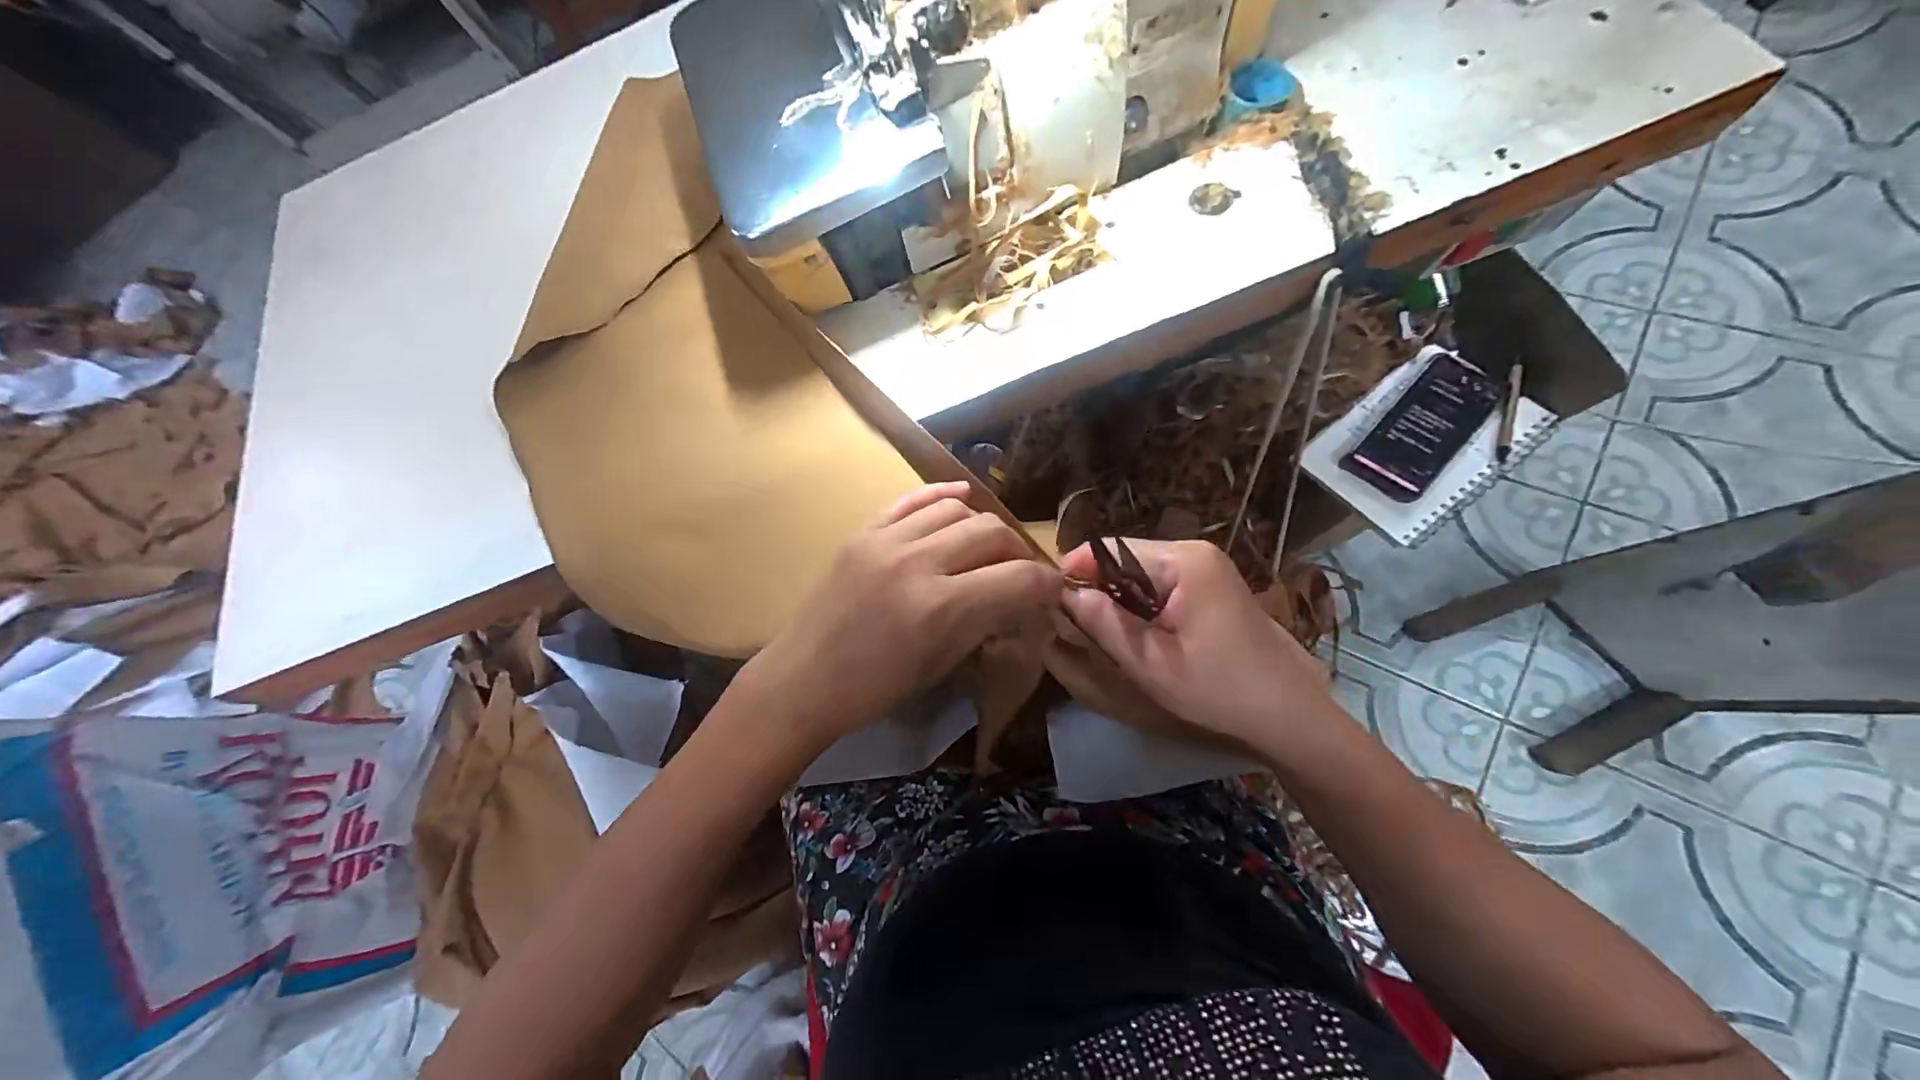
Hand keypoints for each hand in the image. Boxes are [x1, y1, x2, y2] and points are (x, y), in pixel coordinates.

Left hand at [740, 482, 1061, 748]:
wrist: (801, 681)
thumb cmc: (874, 689)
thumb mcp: (941, 664)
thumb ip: (985, 621)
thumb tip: (1020, 598)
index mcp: (939, 608)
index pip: (1018, 578)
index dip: (1046, 584)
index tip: (1052, 591)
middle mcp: (916, 562)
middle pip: (992, 532)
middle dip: (1017, 552)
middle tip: (1018, 572)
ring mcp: (884, 541)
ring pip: (956, 508)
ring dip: (982, 526)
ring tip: (985, 547)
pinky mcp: (862, 532)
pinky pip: (911, 499)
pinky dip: (941, 495)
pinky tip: (961, 497)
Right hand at [1060, 539, 1336, 744]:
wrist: (1288, 714)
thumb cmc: (1218, 690)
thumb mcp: (1151, 663)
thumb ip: (1105, 623)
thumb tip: (1064, 593)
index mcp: (1184, 562)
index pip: (1110, 549)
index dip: (1077, 570)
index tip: (1050, 599)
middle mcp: (1196, 553)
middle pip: (1126, 557)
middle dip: (1099, 586)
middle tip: (1075, 623)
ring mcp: (1208, 567)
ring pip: (1141, 571)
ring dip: (1119, 597)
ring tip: (1102, 631)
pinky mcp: (1212, 585)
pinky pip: (1162, 583)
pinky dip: (1142, 604)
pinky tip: (1138, 633)